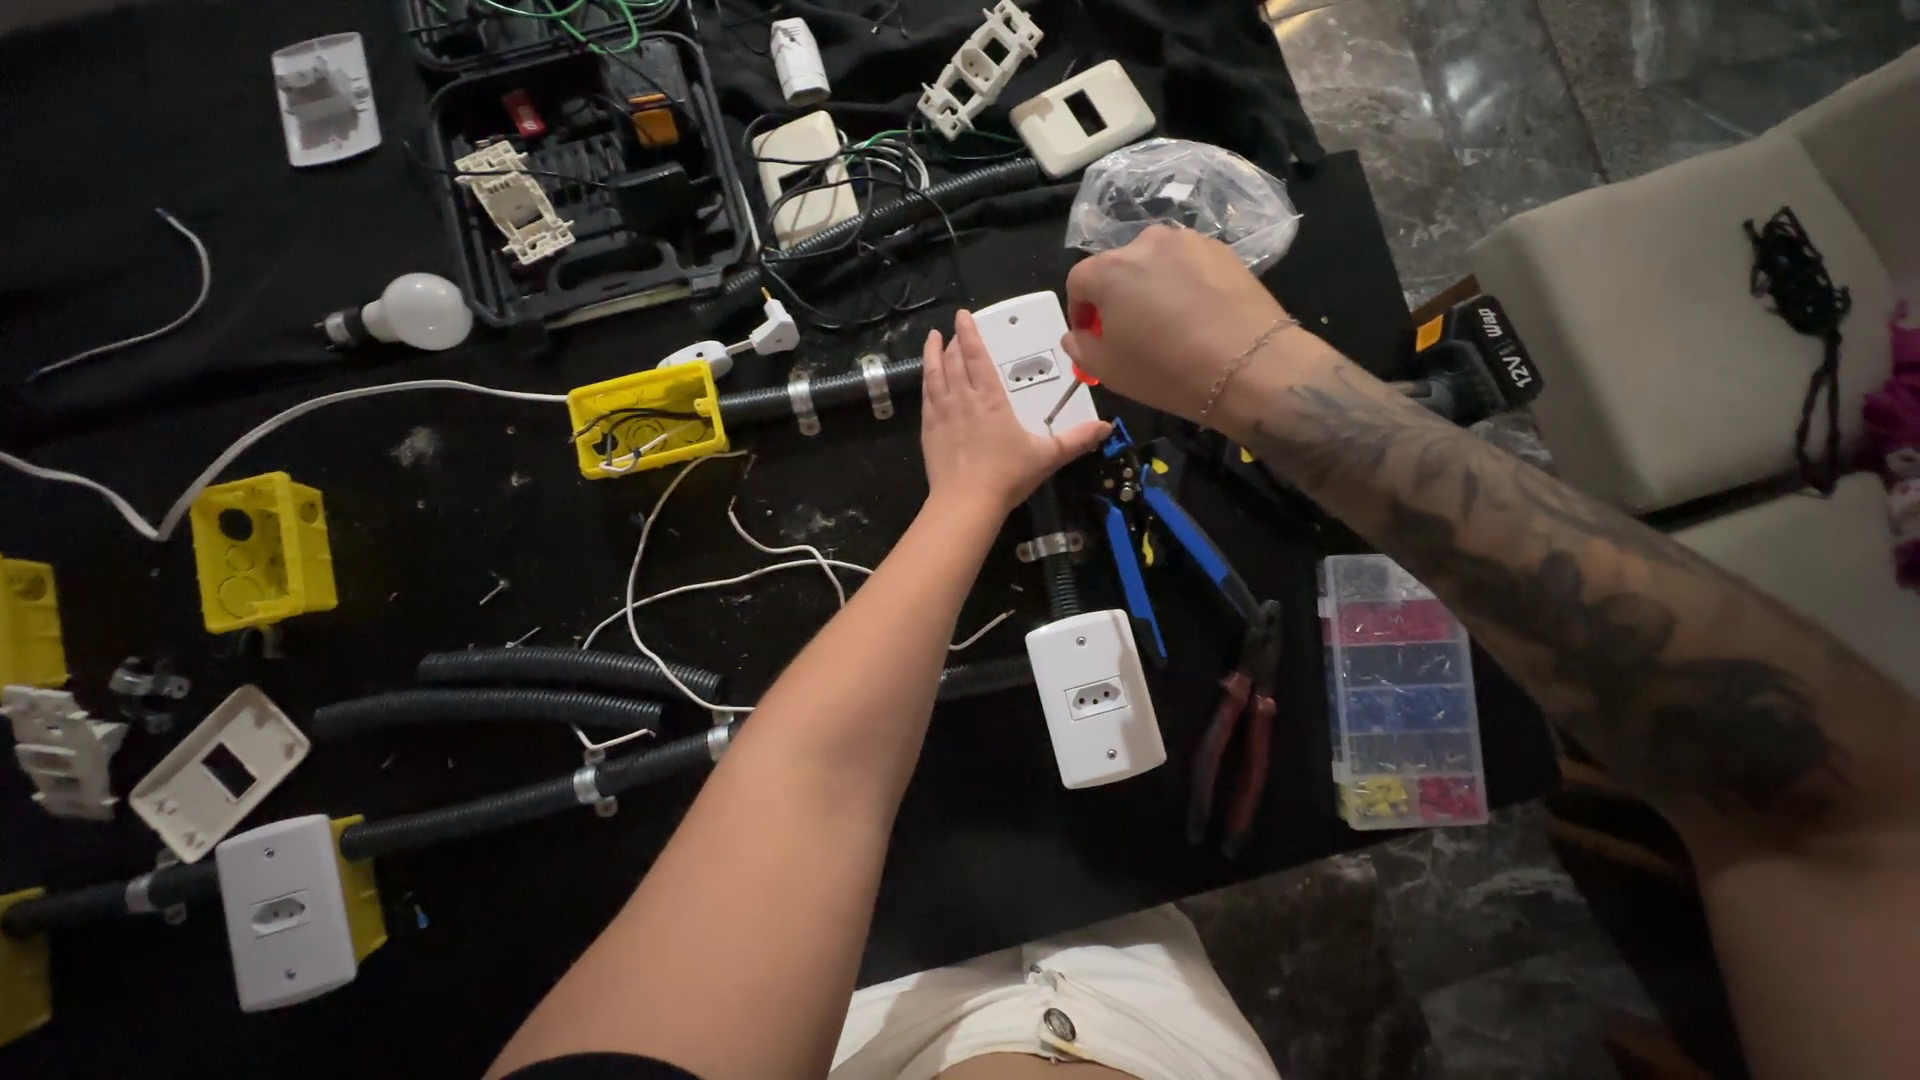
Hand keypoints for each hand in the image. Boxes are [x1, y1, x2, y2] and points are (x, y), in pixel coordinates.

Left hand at [921, 310, 1110, 516]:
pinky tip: (926, 379)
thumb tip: (1107, 427)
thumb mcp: (1047, 457)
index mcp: (991, 399)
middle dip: (952, 342)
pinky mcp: (928, 431)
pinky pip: (926, 397)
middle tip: (952, 330)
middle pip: (953, 361)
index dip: (969, 334)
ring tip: (931, 340)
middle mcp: (963, 399)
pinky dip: (925, 381)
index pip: (976, 356)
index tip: (963, 316)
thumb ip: (1076, 440)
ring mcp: (942, 414)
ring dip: (932, 354)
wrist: (966, 502)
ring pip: (934, 374)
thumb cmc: (1007, 476)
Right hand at [1063, 226, 1321, 421]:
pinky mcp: (1223, 250)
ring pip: (1156, 263)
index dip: (1080, 311)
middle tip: (1130, 332)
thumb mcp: (1107, 370)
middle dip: (1116, 296)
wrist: (1248, 366)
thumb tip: (1077, 334)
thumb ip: (1080, 346)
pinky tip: (1196, 316)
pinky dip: (1184, 284)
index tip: (1092, 336)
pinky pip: (1189, 265)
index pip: (1079, 281)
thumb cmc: (1165, 370)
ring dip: (1151, 287)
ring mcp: (1189, 242)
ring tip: (1166, 323)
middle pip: (1118, 267)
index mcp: (1110, 269)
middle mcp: (1146, 242)